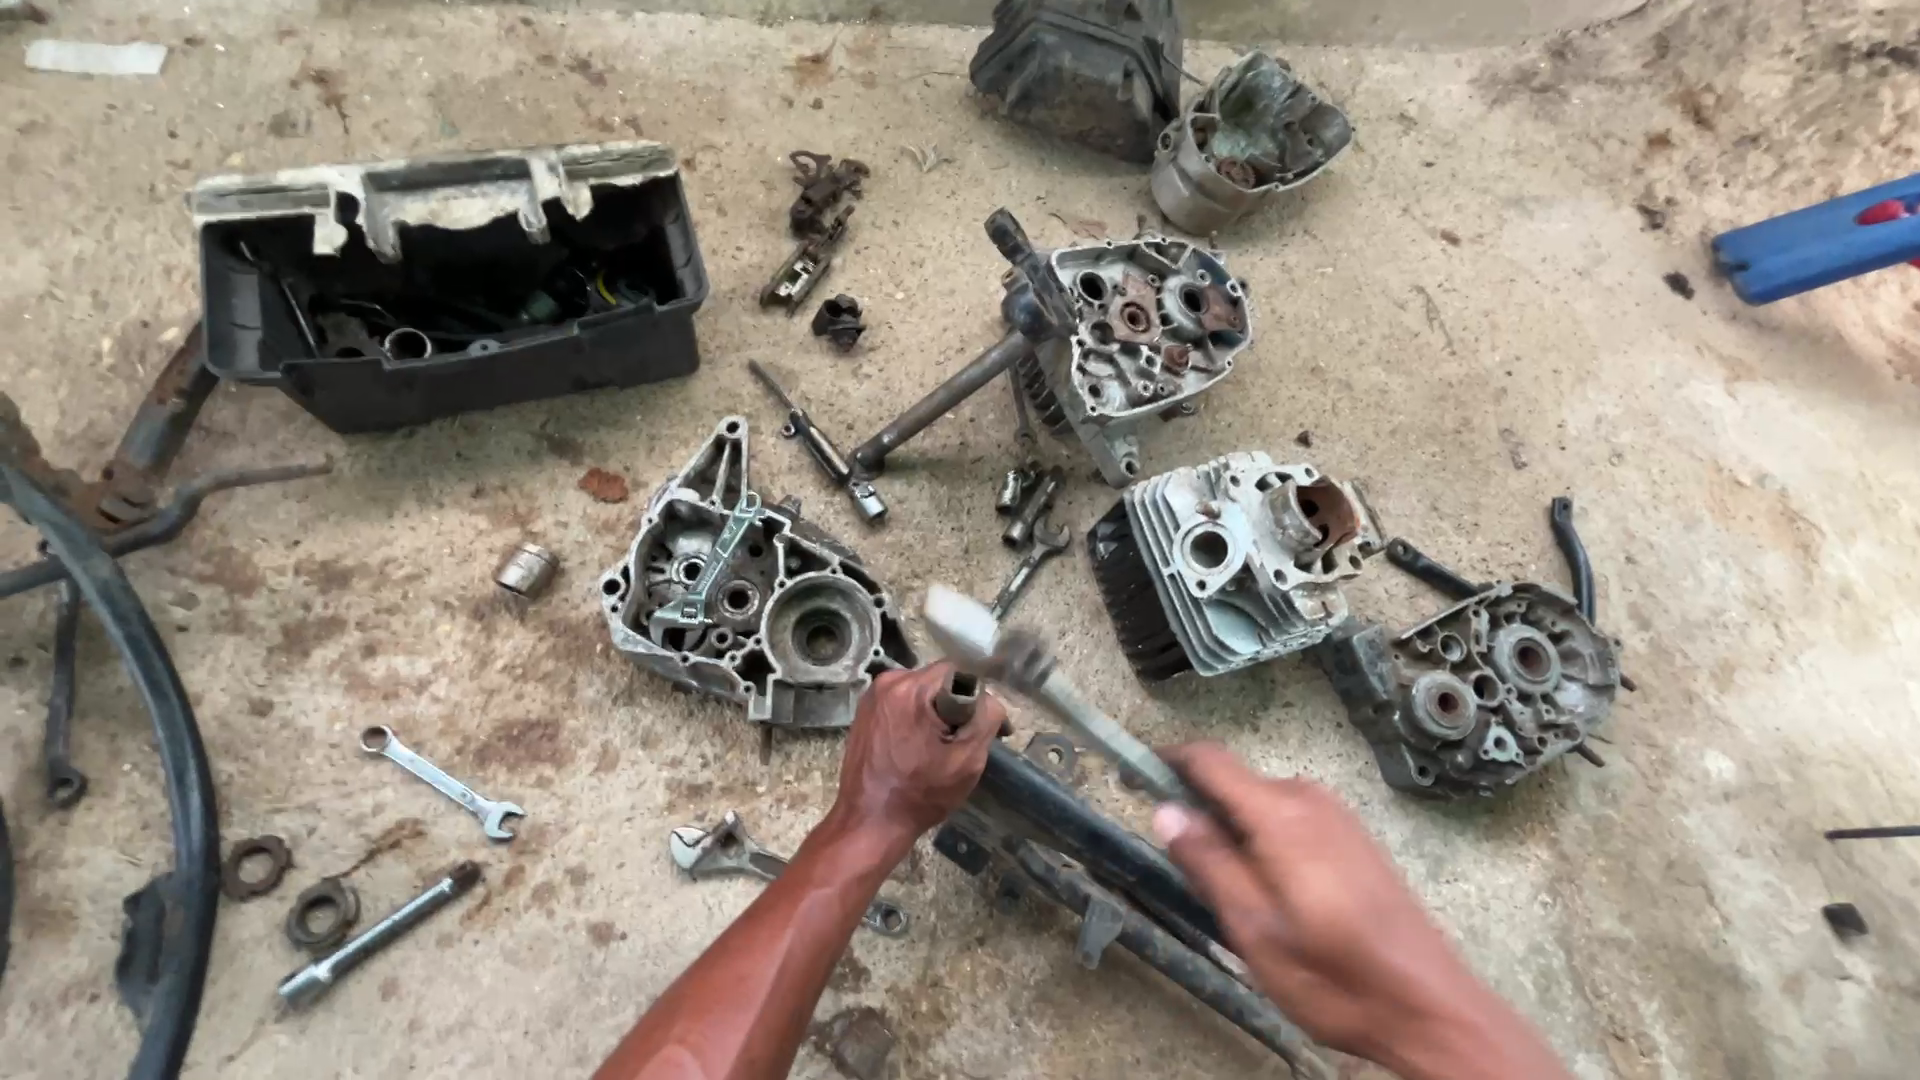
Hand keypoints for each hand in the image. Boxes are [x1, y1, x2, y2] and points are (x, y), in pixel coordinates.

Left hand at [830, 663, 1005, 844]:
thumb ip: (986, 718)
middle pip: (936, 679)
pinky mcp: (864, 712)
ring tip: (938, 745)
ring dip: (934, 710)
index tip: (981, 727)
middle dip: (954, 704)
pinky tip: (917, 745)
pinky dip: (915, 717)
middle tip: (961, 739)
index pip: (958, 672)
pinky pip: (901, 703)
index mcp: (910, 688)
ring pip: (920, 690)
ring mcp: (871, 696)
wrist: (870, 822)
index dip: (976, 698)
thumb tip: (990, 701)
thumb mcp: (967, 758)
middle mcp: (887, 682)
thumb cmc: (921, 793)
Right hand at [1154, 744, 1570, 1079]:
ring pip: (1259, 802)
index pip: (1208, 758)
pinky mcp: (1352, 834)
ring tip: (1234, 893)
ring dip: (1233, 829)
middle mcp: (1309, 799)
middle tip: (1187, 867)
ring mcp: (1335, 814)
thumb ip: (1208, 862)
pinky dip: (1263, 837)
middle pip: (1232, 782)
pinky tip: (1274, 893)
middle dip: (1200, 811)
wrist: (1435, 1011)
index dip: (1166, 760)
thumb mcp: (1255, 930)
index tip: (1135, 779)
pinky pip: (1288, 816)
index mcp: (1281, 815)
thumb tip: (1166, 812)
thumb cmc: (1339, 979)